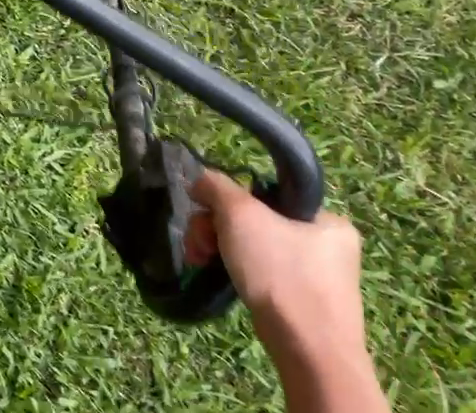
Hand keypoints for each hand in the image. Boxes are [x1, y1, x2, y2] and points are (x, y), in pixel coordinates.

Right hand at [185, 170, 385, 412]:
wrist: (308, 345)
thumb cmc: (280, 272)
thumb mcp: (240, 214)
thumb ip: (216, 185)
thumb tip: (201, 182)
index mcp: (327, 219)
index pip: (261, 193)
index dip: (226, 202)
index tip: (208, 217)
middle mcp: (326, 242)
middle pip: (251, 218)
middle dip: (214, 227)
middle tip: (200, 244)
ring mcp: (314, 270)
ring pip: (249, 241)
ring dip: (216, 245)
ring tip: (200, 260)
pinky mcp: (301, 293)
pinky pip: (258, 265)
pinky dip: (232, 265)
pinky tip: (217, 272)